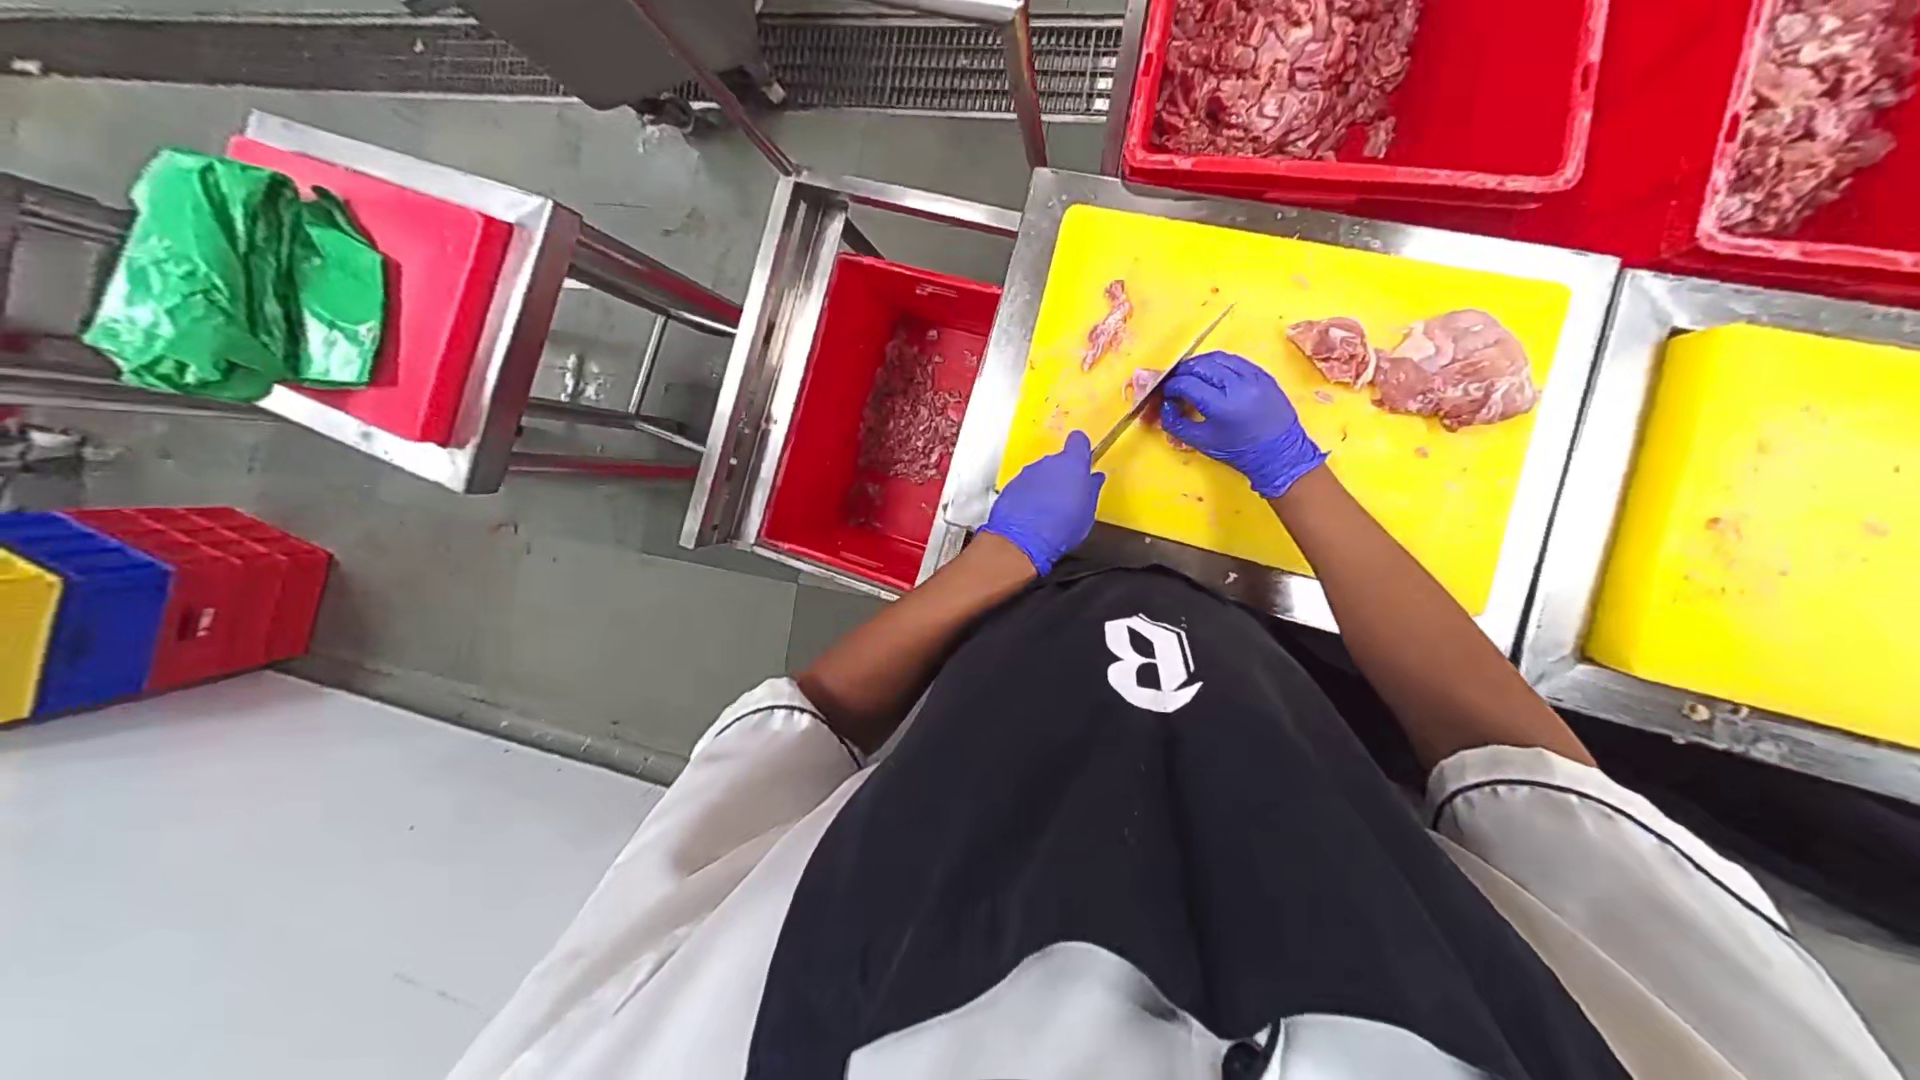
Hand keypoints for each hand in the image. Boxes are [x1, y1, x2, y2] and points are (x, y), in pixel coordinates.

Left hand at [981, 429, 1106, 575]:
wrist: (1021, 540)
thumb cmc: (1063, 526)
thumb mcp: (1087, 512)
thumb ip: (1091, 489)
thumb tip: (1094, 478)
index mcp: (1071, 463)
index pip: (1078, 440)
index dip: (1080, 449)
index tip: (1083, 462)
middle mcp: (1047, 462)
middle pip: (1057, 460)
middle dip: (1062, 474)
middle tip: (1067, 497)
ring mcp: (1026, 473)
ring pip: (1039, 473)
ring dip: (1044, 486)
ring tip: (1048, 511)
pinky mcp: (1009, 487)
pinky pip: (1024, 487)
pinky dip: (1028, 496)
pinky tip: (1031, 516)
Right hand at [1160, 350, 1326, 496]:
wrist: (1279, 453)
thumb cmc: (1238, 452)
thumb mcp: (1200, 442)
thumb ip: (1176, 423)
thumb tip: (1165, 406)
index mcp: (1220, 405)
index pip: (1187, 383)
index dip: (1171, 386)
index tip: (1165, 393)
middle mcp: (1237, 385)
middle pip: (1201, 365)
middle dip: (1182, 372)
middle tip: (1174, 382)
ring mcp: (1253, 376)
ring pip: (1218, 357)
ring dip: (1200, 363)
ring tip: (1191, 375)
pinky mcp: (1263, 374)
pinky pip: (1235, 360)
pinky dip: (1219, 363)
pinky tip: (1213, 374)